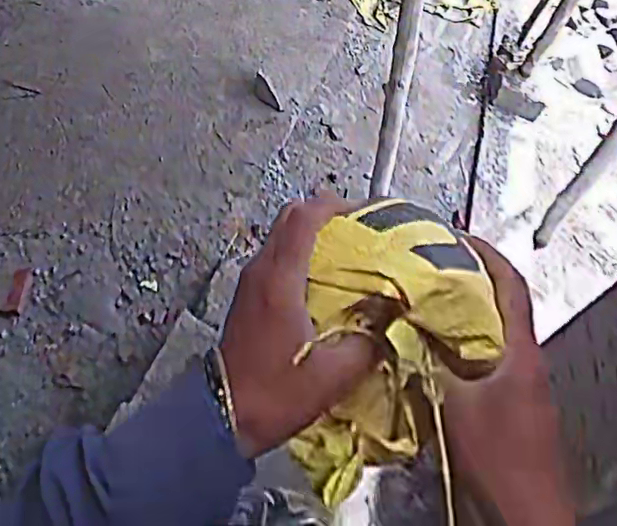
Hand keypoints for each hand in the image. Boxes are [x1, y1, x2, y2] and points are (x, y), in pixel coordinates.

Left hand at [217, 197, 379, 458]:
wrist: (224, 410)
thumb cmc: (274, 393)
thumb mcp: (330, 377)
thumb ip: (367, 346)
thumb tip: (392, 320)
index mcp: (279, 279)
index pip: (302, 219)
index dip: (331, 206)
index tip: (361, 211)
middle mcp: (261, 269)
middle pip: (289, 216)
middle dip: (323, 212)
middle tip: (356, 227)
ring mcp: (250, 278)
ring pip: (281, 233)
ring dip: (310, 230)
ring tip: (344, 249)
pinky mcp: (248, 291)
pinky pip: (276, 253)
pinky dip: (299, 250)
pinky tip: (321, 276)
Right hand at [443, 236, 575, 525]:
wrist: (526, 523)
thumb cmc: (500, 463)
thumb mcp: (455, 402)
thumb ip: (430, 358)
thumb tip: (403, 321)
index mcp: (521, 354)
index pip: (511, 285)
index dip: (487, 253)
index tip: (460, 235)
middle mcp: (525, 365)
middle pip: (499, 306)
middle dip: (466, 280)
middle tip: (430, 265)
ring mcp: (519, 389)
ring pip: (488, 334)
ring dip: (459, 315)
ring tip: (423, 302)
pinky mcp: (508, 409)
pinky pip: (481, 361)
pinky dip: (457, 347)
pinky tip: (429, 353)